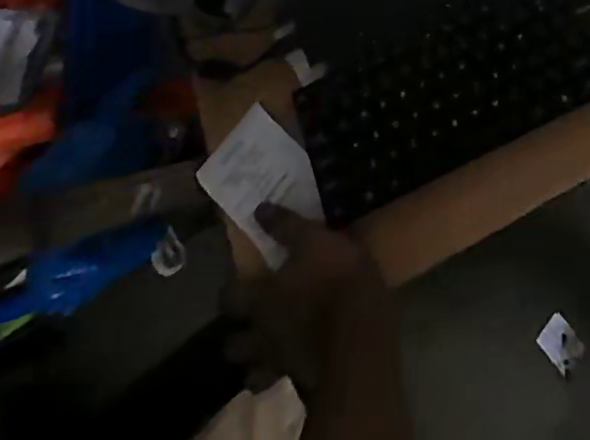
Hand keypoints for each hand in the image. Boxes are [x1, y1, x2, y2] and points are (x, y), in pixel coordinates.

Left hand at [225, 202, 391, 392]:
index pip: (229, 299)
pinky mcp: (302, 377)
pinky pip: (285, 380)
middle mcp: (262, 334)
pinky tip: (299, 358)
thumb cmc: (336, 277)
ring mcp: (280, 361)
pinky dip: (286, 372)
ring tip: (271, 347)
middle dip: (237, 335)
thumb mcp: (315, 239)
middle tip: (251, 321)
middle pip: (232, 346)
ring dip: (257, 361)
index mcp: (261, 299)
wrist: (361, 329)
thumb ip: (286, 226)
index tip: (237, 283)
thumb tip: (259, 209)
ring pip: (253, 372)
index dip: (229, 292)